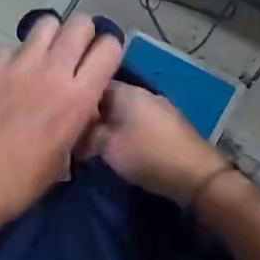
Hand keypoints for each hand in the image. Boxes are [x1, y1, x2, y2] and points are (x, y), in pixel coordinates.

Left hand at [0, 14, 123, 230]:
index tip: (100, 63)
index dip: (108, 52)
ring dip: (51, 37)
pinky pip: (8, 47)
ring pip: (46, 24)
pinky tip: (9, 77)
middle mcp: (52, 72)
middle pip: (80, 24)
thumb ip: (79, 119)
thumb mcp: (66, 154)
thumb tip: (82, 105)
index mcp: (78, 97)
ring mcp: (17, 66)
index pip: (109, 48)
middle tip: (75, 53)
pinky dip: (13, 57)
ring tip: (44, 57)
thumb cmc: (24, 182)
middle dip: (82, 35)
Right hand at [80, 83, 230, 204]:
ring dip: (112, 125)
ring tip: (97, 144)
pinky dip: (128, 132)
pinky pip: (140, 123)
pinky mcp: (170, 126)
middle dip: (94, 115)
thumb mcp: (106, 146)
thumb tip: (74, 131)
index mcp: (127, 91)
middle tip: (78, 134)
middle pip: (110, 99)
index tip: (64, 115)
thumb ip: (86, 135)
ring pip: (126, 112)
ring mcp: (160, 109)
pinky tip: (122, 148)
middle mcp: (144, 94)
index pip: (94, 84)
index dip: (77, 98)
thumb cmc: (146, 154)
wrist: (195, 174)